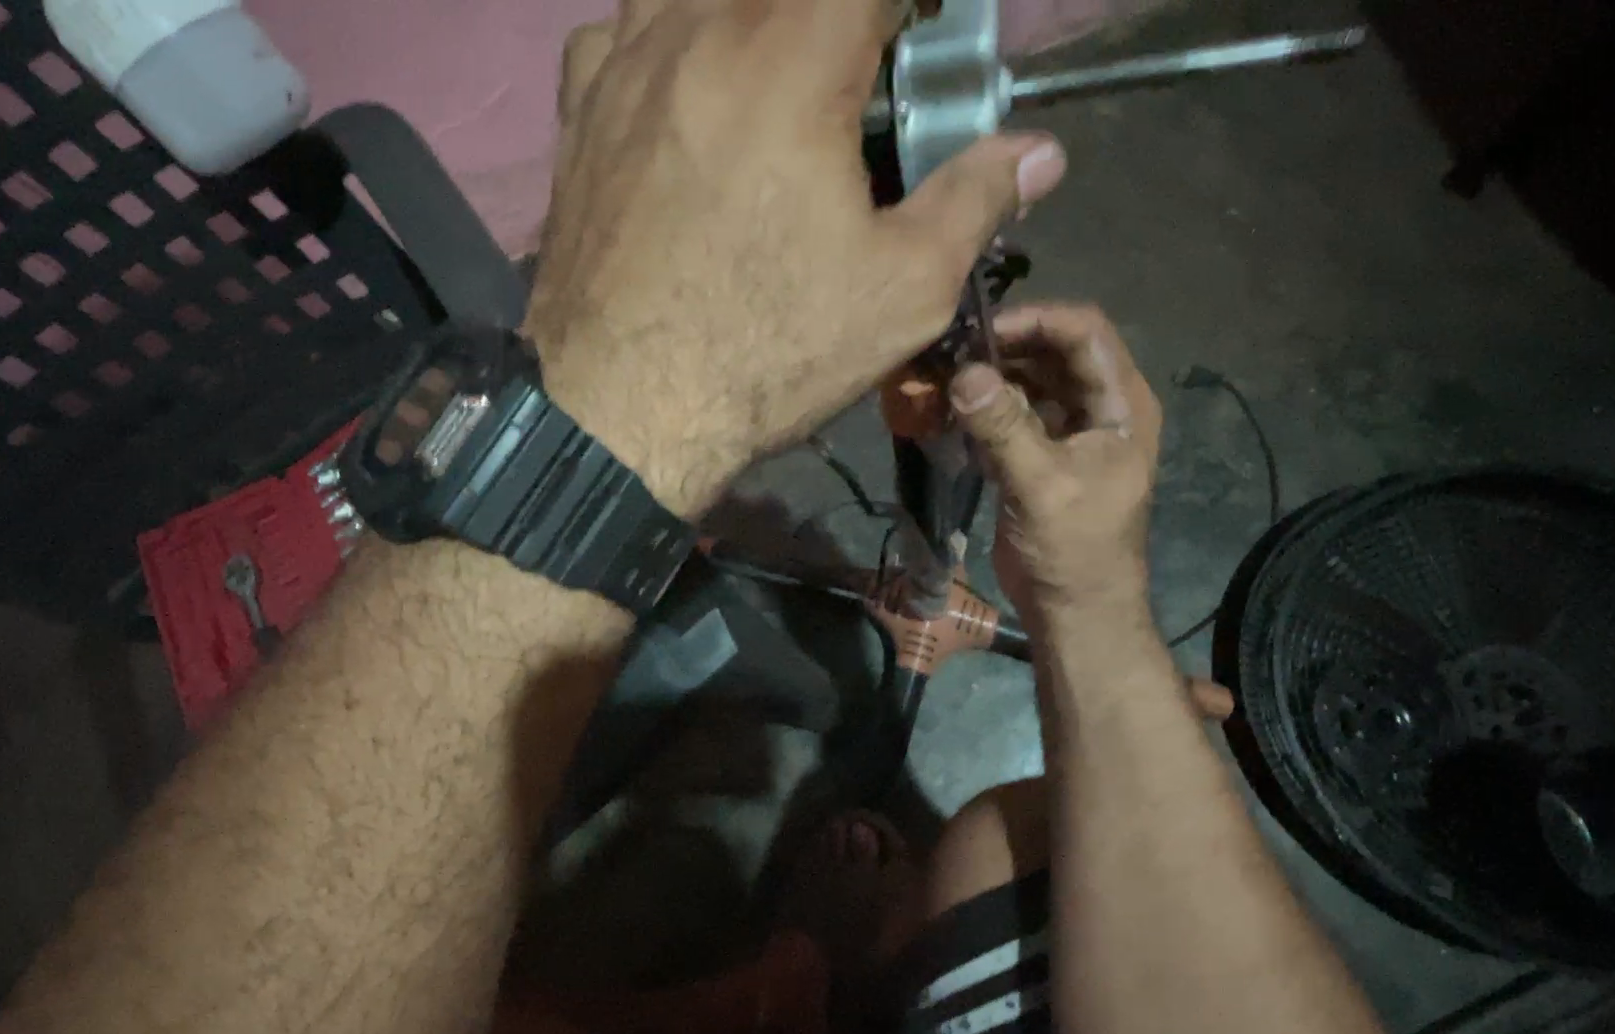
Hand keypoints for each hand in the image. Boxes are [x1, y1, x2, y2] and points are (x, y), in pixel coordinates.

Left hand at [527, 0, 1066, 516]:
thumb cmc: (770, 352)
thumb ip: (974, 200)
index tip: (920, 37)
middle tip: (855, 83)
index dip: (907, 4)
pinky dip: (667, 44)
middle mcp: (699, 32)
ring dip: (750, 25)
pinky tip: (685, 100)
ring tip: (773, 89)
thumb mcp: (902, 291)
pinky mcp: (576, 116)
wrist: (622, 412)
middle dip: (834, 25)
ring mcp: (625, 67)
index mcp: (791, 60)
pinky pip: (624, 35)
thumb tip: (1039, 152)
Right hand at [951, 303, 1161, 620]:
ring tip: (943, 375)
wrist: (1074, 609)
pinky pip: (1013, 411)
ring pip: (1030, 379)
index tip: (980, 332)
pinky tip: (950, 407)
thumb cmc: (1074, 550)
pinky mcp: (1040, 452)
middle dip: (1004, 346)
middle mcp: (1100, 406)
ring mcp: (1069, 428)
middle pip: (1052, 349)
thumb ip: (1004, 427)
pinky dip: (984, 406)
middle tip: (951, 351)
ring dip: (990, 375)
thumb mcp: (1042, 486)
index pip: (1084, 332)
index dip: (1035, 320)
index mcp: (1122, 403)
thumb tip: (963, 374)